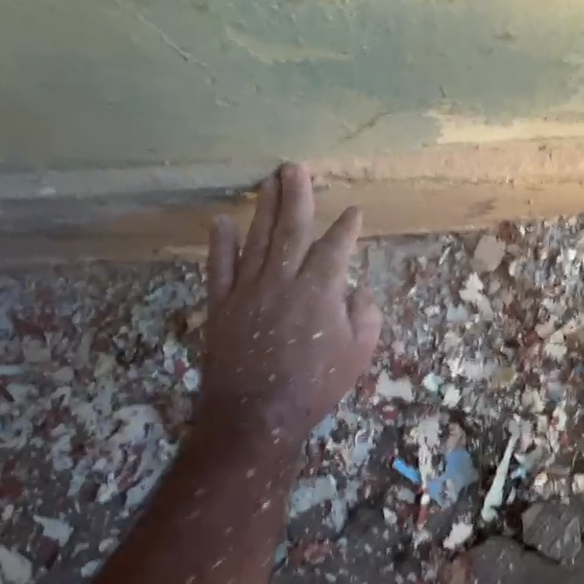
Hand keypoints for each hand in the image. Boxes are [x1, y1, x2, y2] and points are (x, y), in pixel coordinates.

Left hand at [199, 163, 380, 448]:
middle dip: (296, 197)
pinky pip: (219, 268)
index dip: (346, 227)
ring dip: (264, 208)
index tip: (354, 211)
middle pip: (291, 229)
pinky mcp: (221, 306)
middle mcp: (284, 280)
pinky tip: (222, 221)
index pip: (337, 246)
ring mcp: (248, 291)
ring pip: (256, 239)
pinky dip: (220, 244)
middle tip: (294, 168)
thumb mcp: (360, 351)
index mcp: (322, 289)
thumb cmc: (316, 385)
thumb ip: (364, 313)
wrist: (256, 415)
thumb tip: (354, 289)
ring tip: (268, 181)